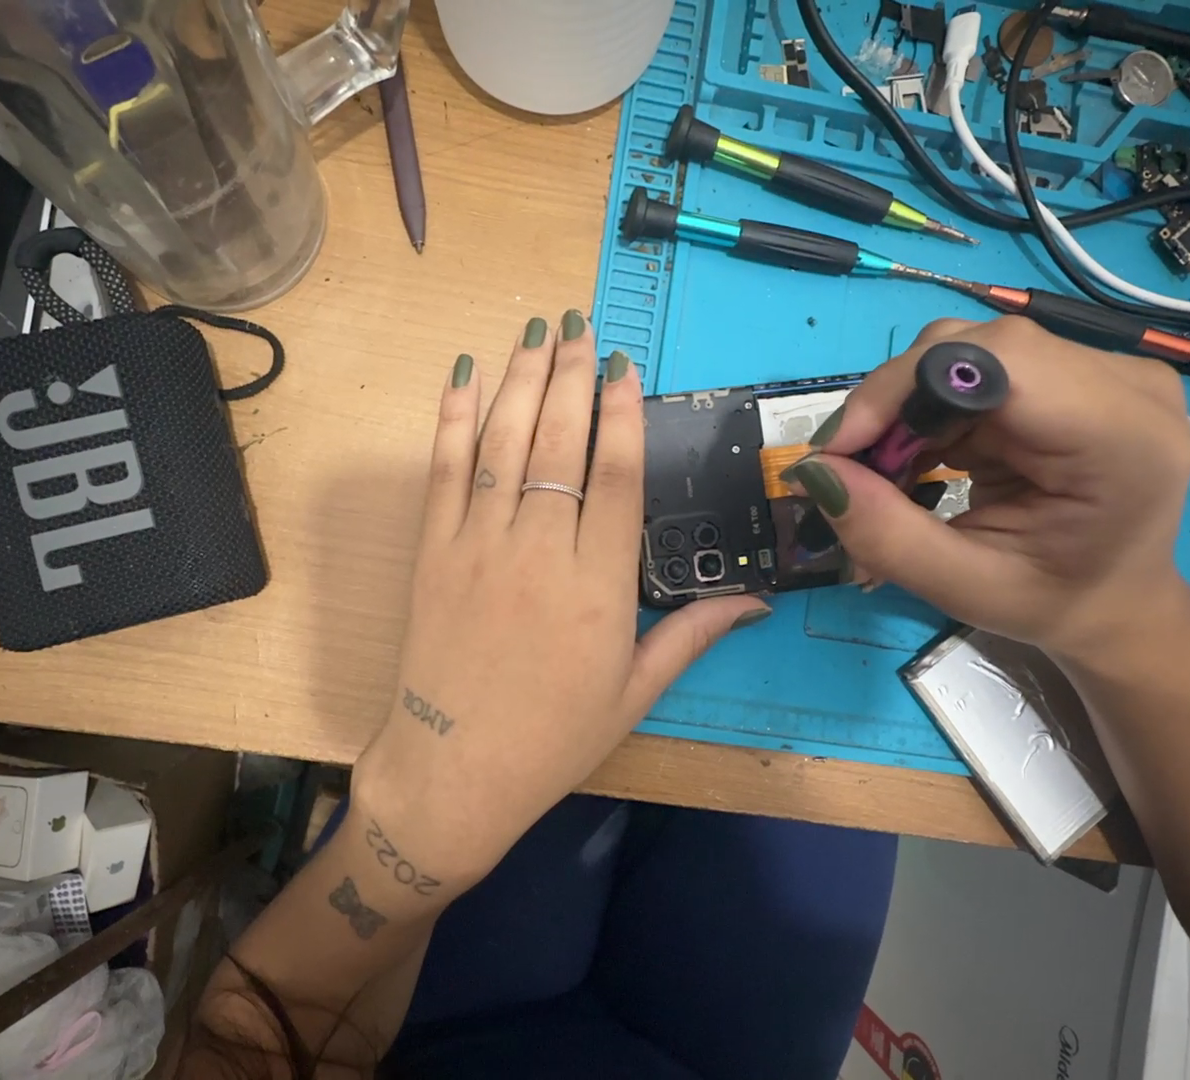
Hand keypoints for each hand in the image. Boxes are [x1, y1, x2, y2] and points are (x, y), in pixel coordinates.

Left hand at [351, 311, 766, 885]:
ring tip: (537, 332)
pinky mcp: (431, 552)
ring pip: (504, 444)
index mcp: (599, 584)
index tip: (624, 366)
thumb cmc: (553, 737)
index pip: (615, 475)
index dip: (622, 413)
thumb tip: (757, 600)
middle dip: (573, 377)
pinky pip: (443, 472)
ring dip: (522, 381)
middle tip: (582, 327)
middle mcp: (540, 550)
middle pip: (561, 444)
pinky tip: (464, 375)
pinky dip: (452, 419)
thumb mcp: (636, 692)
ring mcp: (478, 545)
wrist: (455, 770)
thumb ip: (693, 634)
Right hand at [780, 315, 1189, 658]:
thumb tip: (814, 473)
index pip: (995, 361)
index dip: (901, 389)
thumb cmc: (1051, 603)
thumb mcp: (960, 588)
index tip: (838, 452)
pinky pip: (967, 369)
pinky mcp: (1066, 371)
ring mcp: (1097, 369)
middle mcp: (1120, 382)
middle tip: (852, 472)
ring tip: (888, 473)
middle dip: (891, 406)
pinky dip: (921, 412)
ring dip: (901, 411)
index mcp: (1119, 437)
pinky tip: (918, 458)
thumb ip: (887, 533)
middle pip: (971, 349)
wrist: (1114, 602)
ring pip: (959, 354)